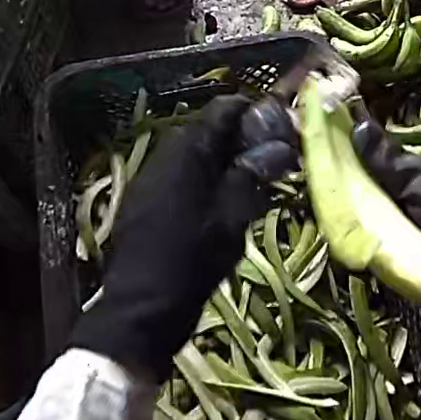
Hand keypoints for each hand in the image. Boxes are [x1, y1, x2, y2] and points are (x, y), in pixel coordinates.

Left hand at [66, 96, 297, 377]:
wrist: (140, 309)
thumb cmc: (193, 259)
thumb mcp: (233, 216)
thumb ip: (252, 175)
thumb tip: (276, 147)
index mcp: (188, 153)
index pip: (223, 110)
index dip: (254, 112)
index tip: (279, 128)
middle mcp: (165, 155)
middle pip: (208, 130)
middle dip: (241, 137)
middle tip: (271, 157)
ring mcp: (150, 178)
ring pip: (195, 153)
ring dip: (223, 159)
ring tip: (251, 180)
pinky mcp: (145, 200)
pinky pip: (181, 174)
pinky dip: (205, 177)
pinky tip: (222, 201)